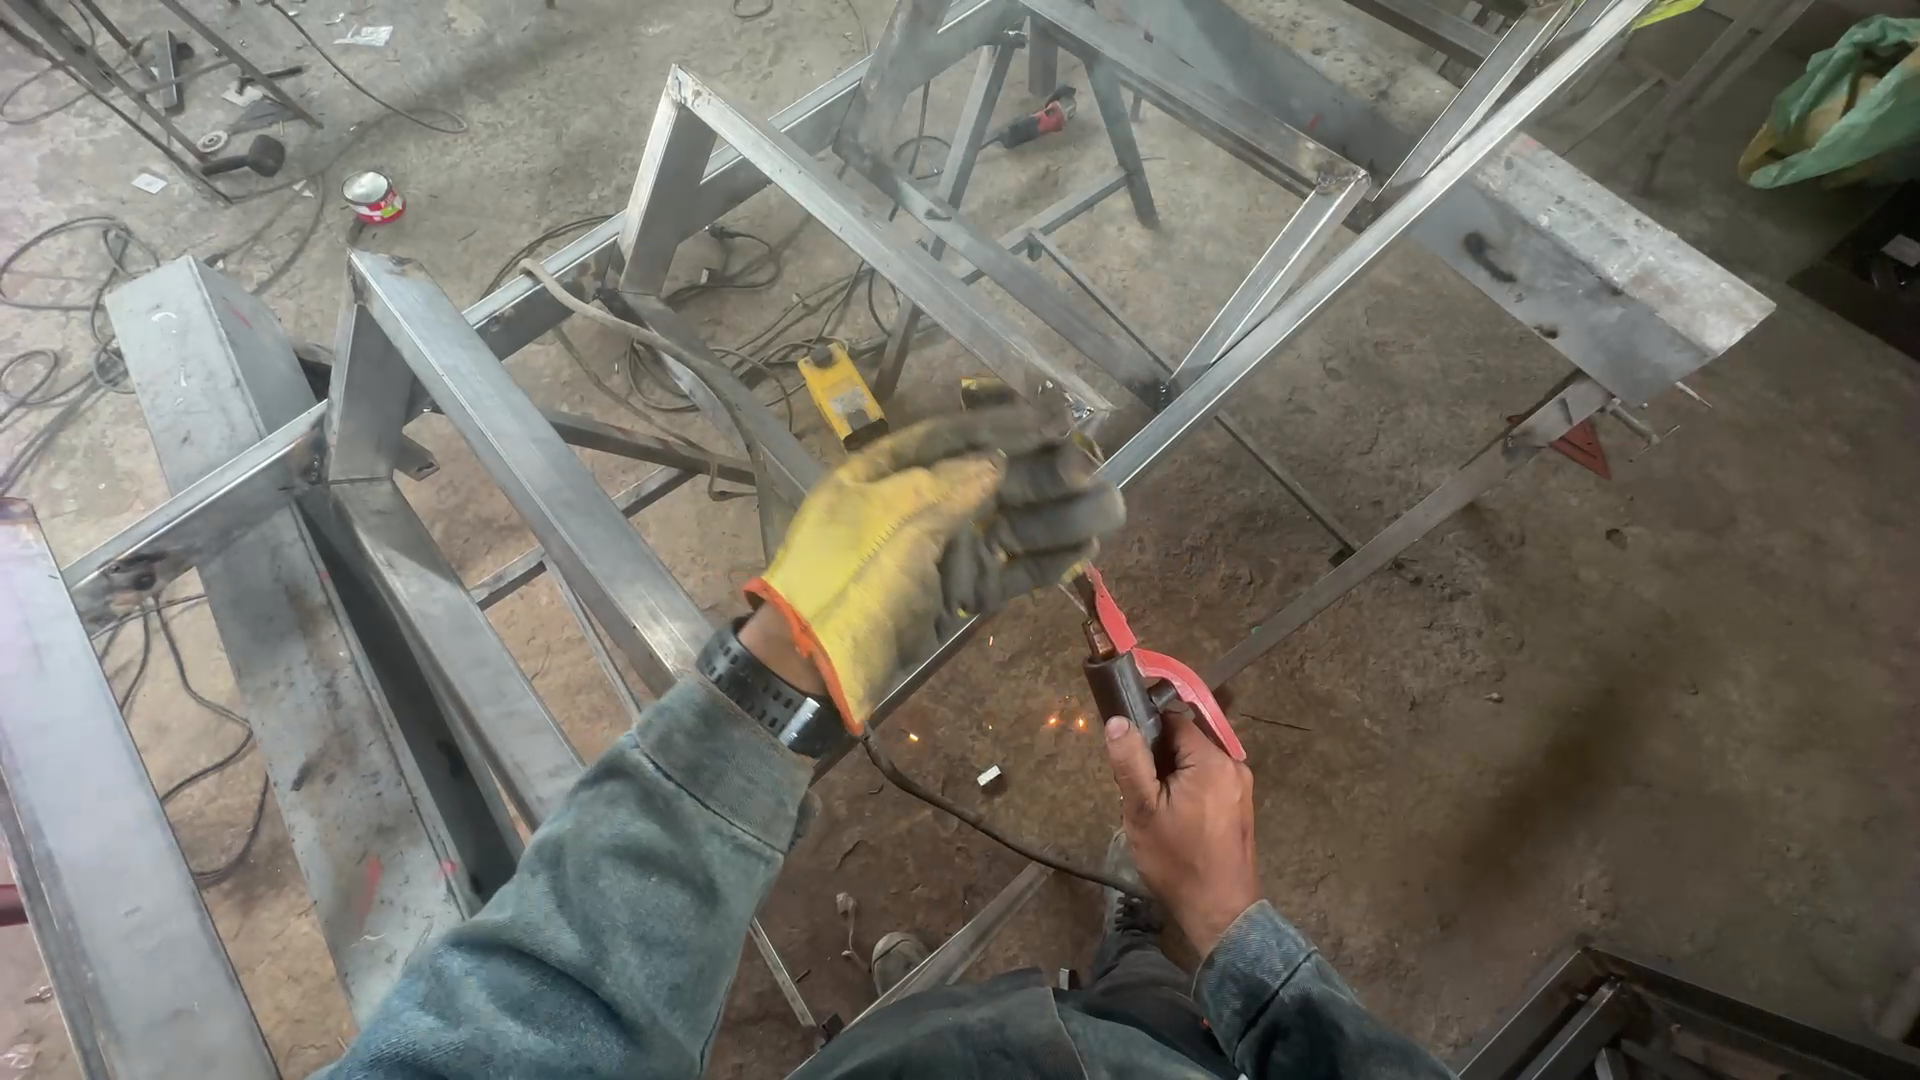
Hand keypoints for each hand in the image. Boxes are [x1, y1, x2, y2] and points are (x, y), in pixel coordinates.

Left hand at [747, 410, 1123, 730]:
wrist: (814, 666)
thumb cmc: (845, 579)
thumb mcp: (890, 518)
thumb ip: (947, 485)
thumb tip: (997, 461)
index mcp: (888, 472)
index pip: (954, 436)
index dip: (1005, 425)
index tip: (1056, 420)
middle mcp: (920, 504)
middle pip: (991, 479)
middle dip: (1042, 472)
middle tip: (1089, 469)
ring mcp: (942, 550)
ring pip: (1009, 526)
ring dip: (1057, 517)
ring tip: (1109, 508)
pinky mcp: (959, 592)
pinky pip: (1009, 572)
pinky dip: (1044, 564)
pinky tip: (1084, 552)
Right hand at [1104, 706, 1258, 957]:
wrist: (1220, 913)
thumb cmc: (1177, 859)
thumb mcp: (1142, 809)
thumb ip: (1130, 761)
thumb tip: (1117, 720)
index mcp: (1211, 760)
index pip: (1173, 720)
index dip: (1146, 733)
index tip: (1130, 759)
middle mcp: (1233, 765)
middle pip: (1185, 741)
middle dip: (1159, 758)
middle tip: (1139, 791)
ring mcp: (1241, 787)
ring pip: (1195, 762)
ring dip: (1172, 775)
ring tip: (1155, 807)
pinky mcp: (1240, 806)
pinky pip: (1208, 781)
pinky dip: (1188, 788)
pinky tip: (1175, 817)